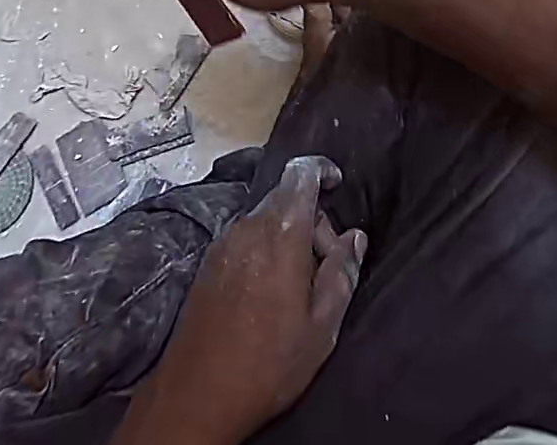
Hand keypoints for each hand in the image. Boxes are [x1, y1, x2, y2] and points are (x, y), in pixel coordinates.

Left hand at [113, 156, 367, 444]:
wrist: (201, 386)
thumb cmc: (270, 359)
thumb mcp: (322, 325)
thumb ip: (341, 272)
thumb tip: (355, 235)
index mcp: (280, 232)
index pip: (300, 174)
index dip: (321, 169)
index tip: (338, 183)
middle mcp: (248, 224)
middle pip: (287, 199)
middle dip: (313, 221)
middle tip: (326, 268)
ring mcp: (225, 238)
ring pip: (267, 218)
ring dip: (289, 237)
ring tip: (299, 288)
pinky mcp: (211, 256)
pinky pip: (247, 235)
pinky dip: (266, 247)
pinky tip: (270, 291)